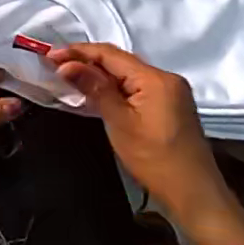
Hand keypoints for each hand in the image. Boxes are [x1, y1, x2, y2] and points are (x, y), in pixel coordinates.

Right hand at [48, 44, 242, 236]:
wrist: (193, 193)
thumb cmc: (154, 158)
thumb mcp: (119, 122)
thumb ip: (95, 88)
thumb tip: (67, 65)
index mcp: (156, 78)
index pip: (111, 54)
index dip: (78, 52)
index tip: (50, 56)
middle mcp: (166, 78)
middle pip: (120, 61)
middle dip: (86, 60)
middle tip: (54, 65)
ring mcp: (169, 91)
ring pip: (126, 73)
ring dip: (98, 73)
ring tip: (68, 75)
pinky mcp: (168, 104)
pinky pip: (135, 86)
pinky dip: (112, 86)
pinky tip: (94, 90)